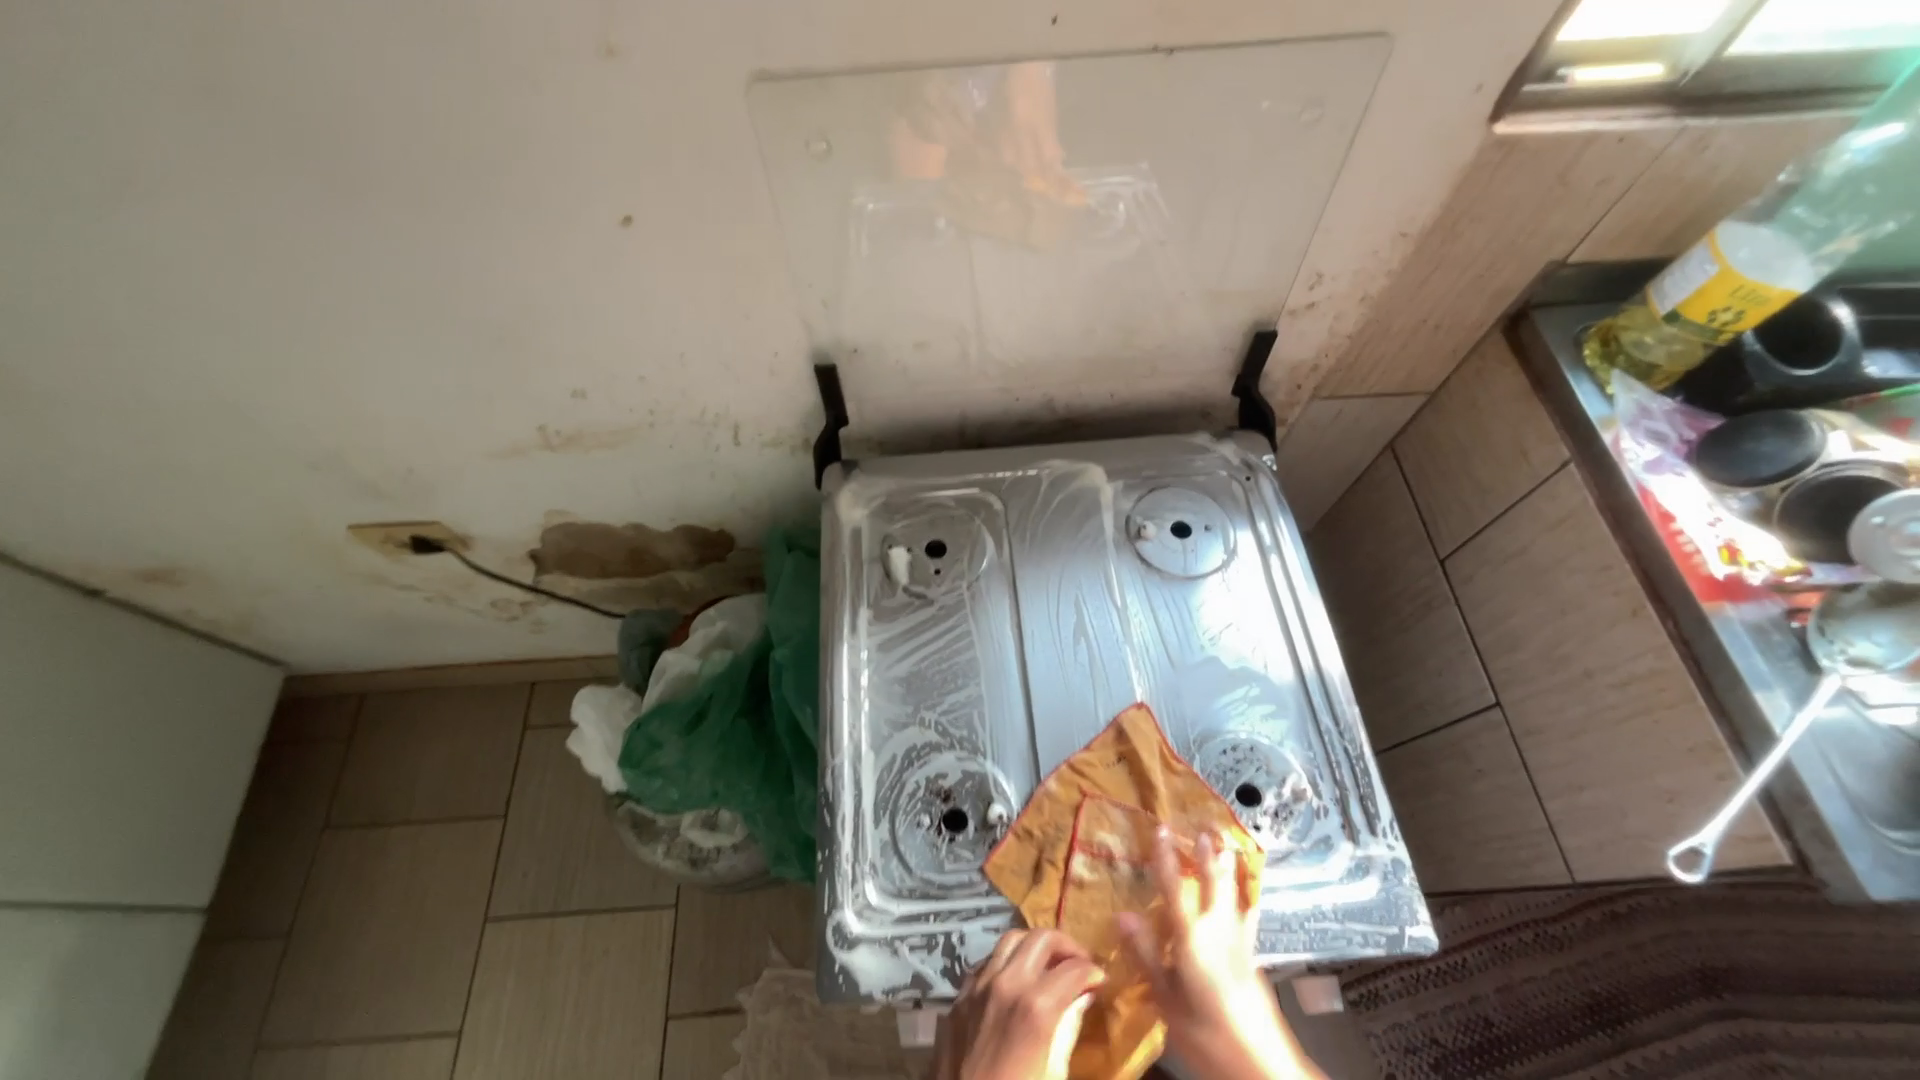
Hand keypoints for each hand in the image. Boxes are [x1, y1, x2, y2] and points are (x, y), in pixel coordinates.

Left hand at [929, 929, 1104, 1079]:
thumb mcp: (1054, 1072)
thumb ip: (1068, 1027)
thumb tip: (1082, 996)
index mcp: (1035, 1005)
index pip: (1073, 968)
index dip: (1092, 972)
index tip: (1099, 981)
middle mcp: (1005, 983)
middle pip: (1041, 938)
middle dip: (1066, 946)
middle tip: (1078, 964)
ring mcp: (977, 986)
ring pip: (1010, 940)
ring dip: (1034, 947)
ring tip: (1048, 966)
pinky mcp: (959, 995)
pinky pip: (986, 962)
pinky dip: (1007, 962)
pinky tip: (1015, 983)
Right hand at [1117, 829, 1323, 1079]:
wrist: (1260, 1064)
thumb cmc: (1205, 1034)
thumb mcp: (1166, 998)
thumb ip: (1147, 955)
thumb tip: (1123, 914)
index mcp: (1192, 939)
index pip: (1174, 889)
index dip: (1166, 858)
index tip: (1160, 829)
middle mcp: (1218, 933)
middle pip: (1211, 884)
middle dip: (1205, 856)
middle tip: (1202, 828)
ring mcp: (1240, 945)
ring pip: (1233, 896)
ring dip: (1227, 870)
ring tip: (1226, 847)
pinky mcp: (1253, 959)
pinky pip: (1247, 917)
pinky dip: (1245, 900)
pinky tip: (1250, 897)